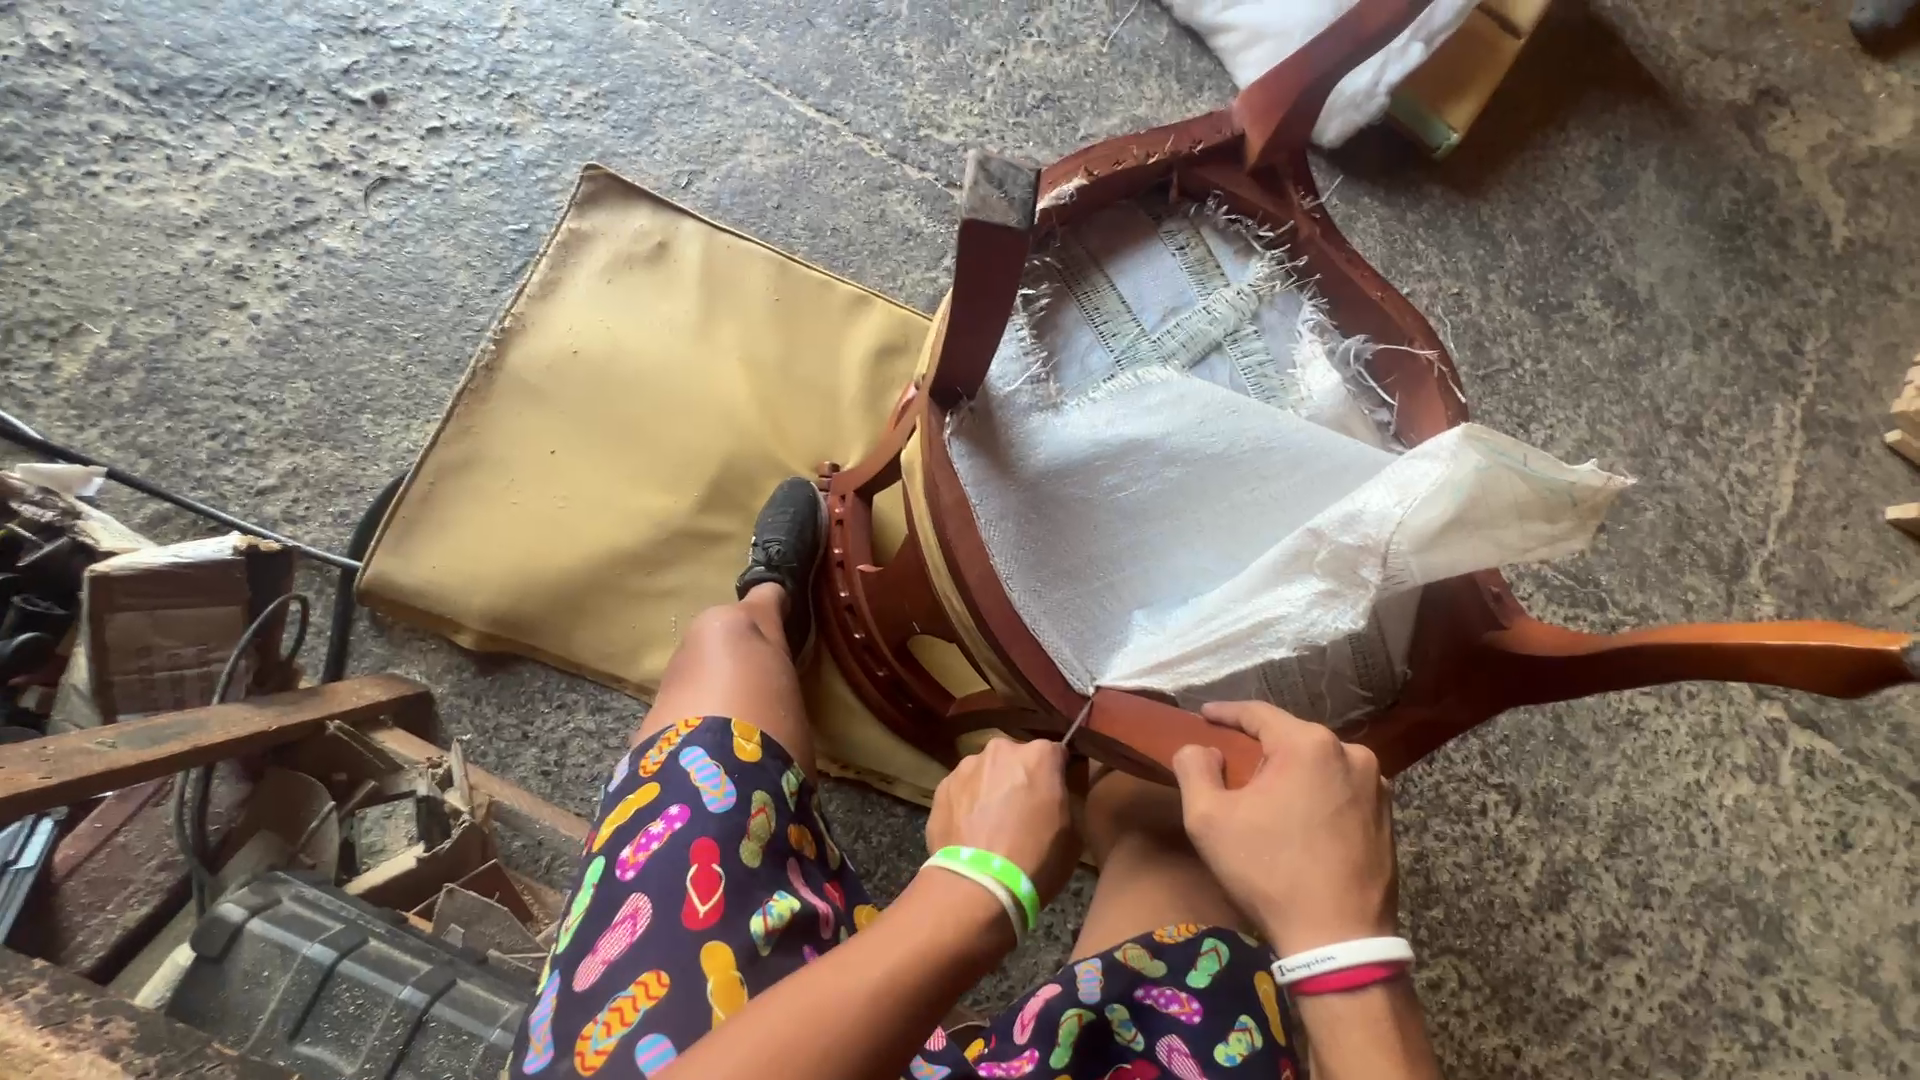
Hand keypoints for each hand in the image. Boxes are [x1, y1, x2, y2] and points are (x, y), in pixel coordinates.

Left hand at [925, 735, 1078, 905]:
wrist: (978, 885)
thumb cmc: (1036, 858)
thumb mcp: (1074, 833)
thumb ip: (1066, 799)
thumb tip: (1058, 792)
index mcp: (1039, 755)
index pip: (1056, 754)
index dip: (1058, 774)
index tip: (1057, 795)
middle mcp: (1001, 750)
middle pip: (1017, 758)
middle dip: (1020, 777)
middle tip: (1022, 811)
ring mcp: (967, 766)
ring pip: (986, 772)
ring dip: (992, 788)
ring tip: (991, 824)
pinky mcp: (942, 787)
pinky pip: (963, 790)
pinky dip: (968, 804)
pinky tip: (970, 832)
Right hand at [1171, 701, 1397, 955]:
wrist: (1339, 941)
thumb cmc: (1269, 872)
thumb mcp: (1208, 818)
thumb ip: (1193, 768)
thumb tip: (1202, 749)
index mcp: (1309, 744)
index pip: (1259, 713)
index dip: (1226, 712)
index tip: (1203, 716)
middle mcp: (1351, 753)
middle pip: (1291, 736)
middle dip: (1259, 745)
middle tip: (1229, 759)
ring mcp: (1377, 785)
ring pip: (1318, 762)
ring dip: (1289, 769)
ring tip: (1264, 790)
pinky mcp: (1387, 816)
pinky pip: (1339, 787)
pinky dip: (1314, 790)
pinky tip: (1297, 814)